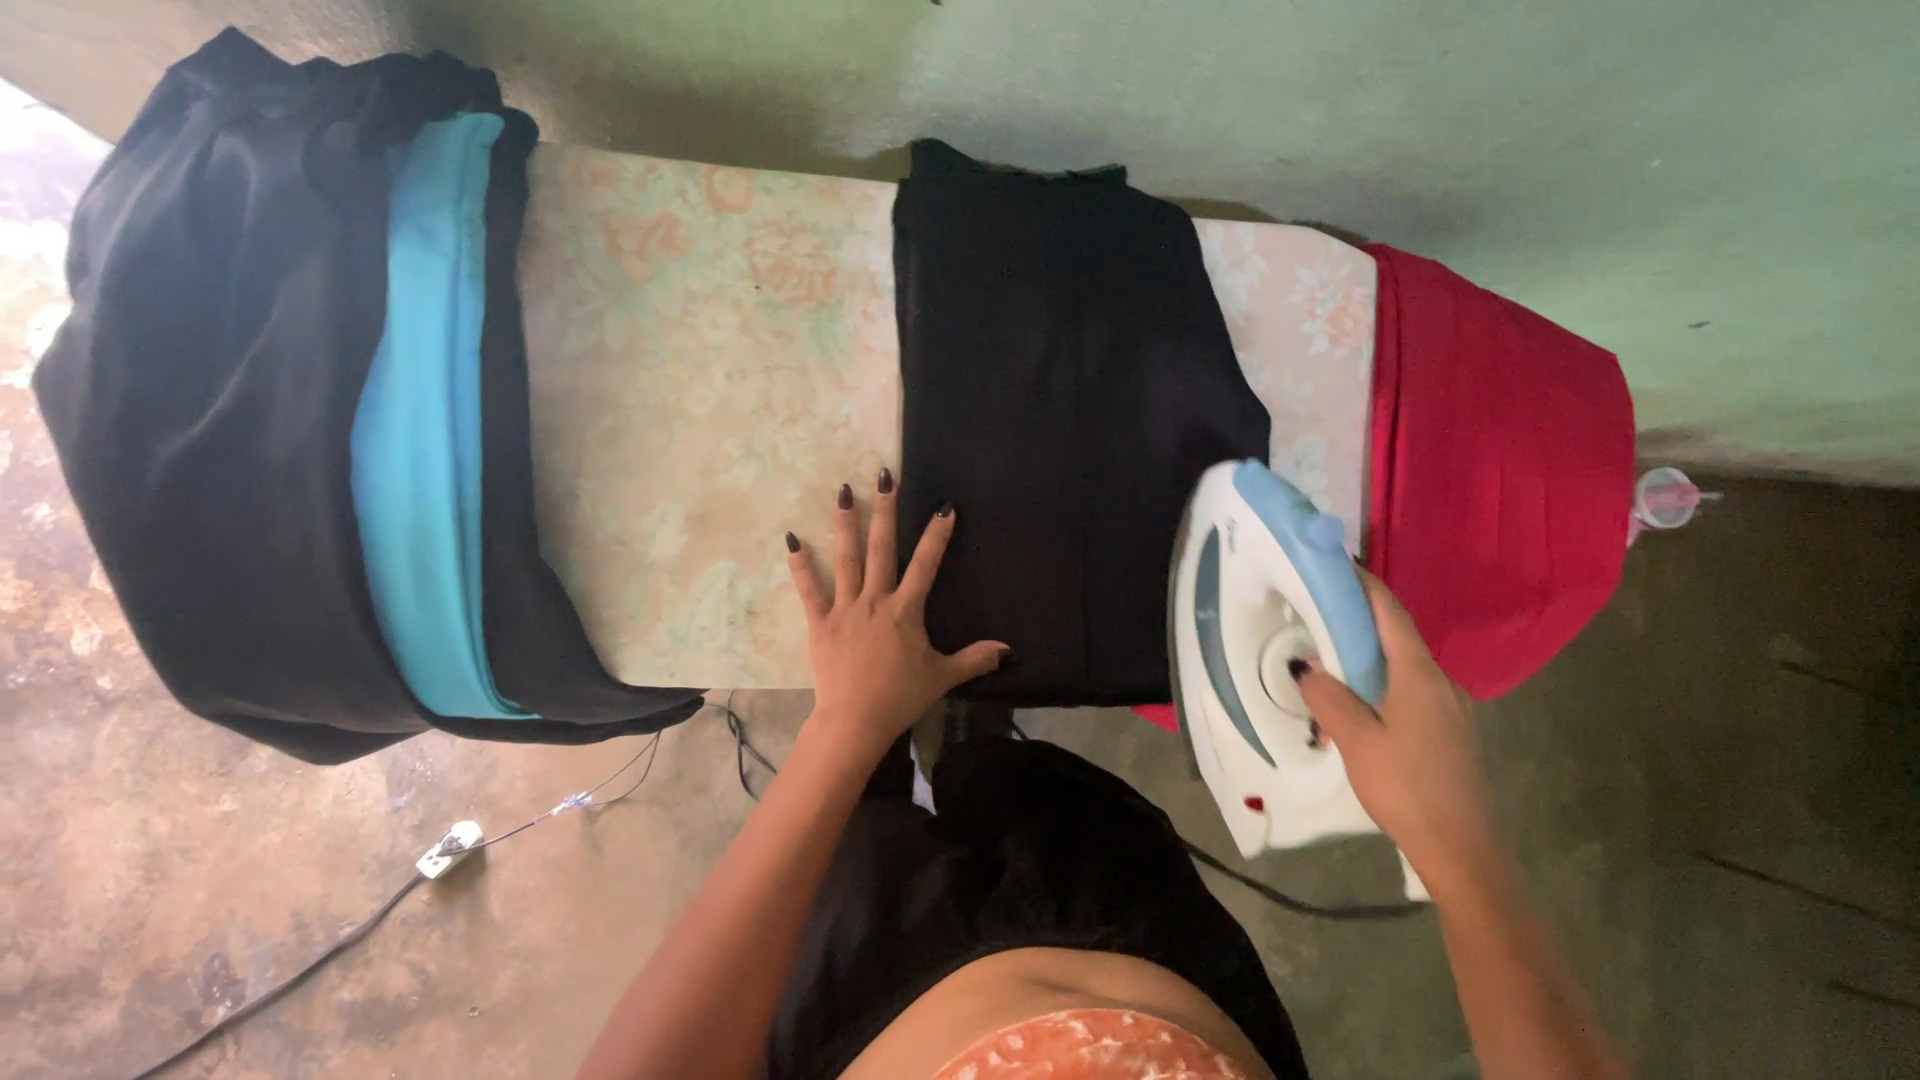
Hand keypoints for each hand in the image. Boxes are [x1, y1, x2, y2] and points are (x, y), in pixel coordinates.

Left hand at [786, 470, 1008, 754]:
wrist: (855, 721)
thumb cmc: (900, 697)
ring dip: (846, 524)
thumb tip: (1008, 650)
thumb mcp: (942, 677)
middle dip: (885, 511)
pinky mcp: (820, 623)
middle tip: (884, 477)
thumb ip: (974, 659)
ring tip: (843, 492)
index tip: (944, 506)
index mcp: (906, 610)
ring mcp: (845, 609)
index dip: (937, 535)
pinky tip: (792, 539)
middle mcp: (875, 600)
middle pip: (882, 548)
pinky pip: (809, 590)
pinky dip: (801, 565)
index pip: (926, 564)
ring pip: (846, 559)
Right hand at [1294, 569, 1503, 899]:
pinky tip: (1361, 700)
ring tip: (1331, 655)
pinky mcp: (1451, 732)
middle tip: (1319, 609)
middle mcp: (1441, 681)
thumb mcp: (1355, 739)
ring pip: (1405, 666)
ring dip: (1370, 654)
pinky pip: (1412, 690)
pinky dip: (1383, 681)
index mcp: (1419, 674)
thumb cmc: (1406, 786)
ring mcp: (1452, 708)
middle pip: (1398, 636)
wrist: (1463, 849)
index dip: (1363, 584)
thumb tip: (1305, 664)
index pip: (1389, 613)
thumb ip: (1328, 696)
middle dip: (1359, 619)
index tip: (1336, 563)